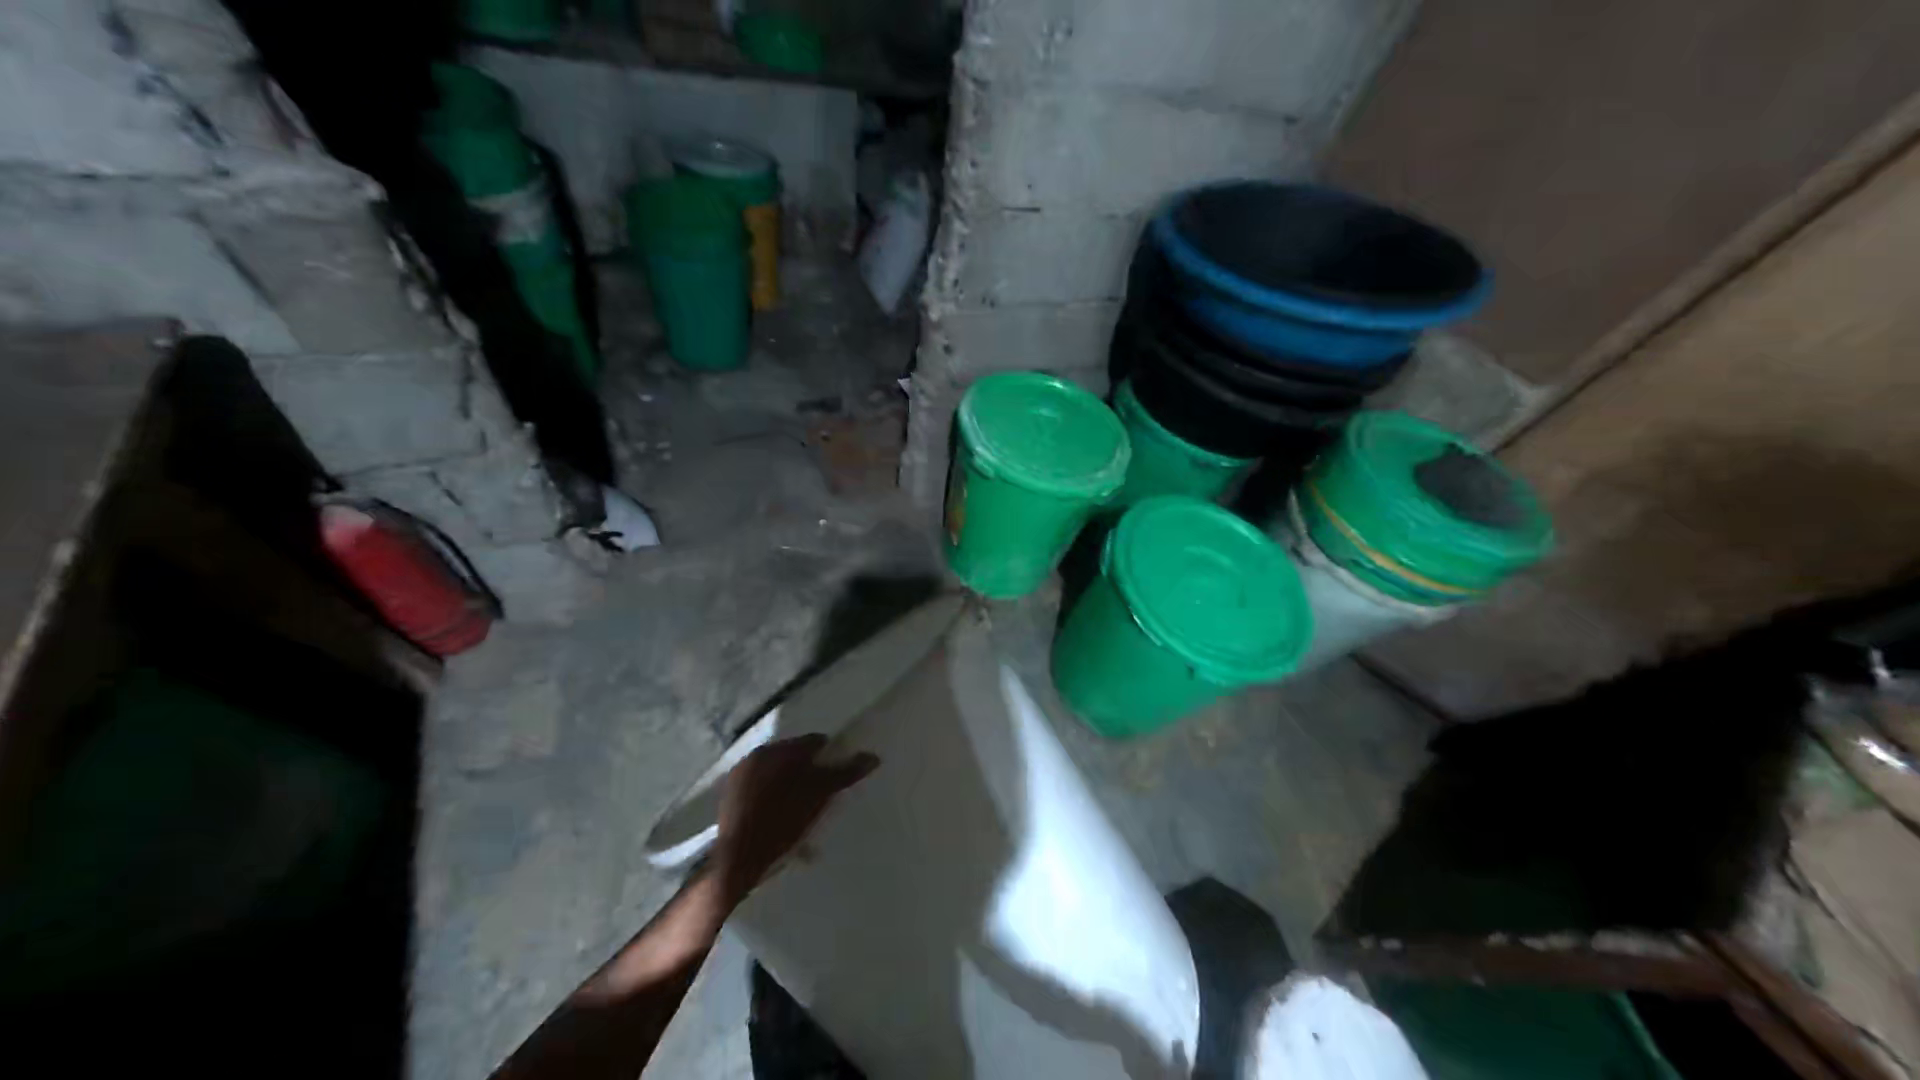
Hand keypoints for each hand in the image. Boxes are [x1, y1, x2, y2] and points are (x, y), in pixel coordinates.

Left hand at [712, 734, 878, 901]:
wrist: (738, 859)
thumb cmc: (782, 822)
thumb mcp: (820, 796)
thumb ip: (845, 773)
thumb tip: (872, 756)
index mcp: (779, 749)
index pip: (815, 742)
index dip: (831, 757)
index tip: (839, 778)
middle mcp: (757, 754)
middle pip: (794, 758)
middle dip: (811, 774)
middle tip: (823, 799)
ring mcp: (739, 776)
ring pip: (777, 776)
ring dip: (793, 789)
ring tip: (804, 815)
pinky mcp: (730, 798)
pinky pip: (760, 791)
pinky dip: (774, 801)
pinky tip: (781, 823)